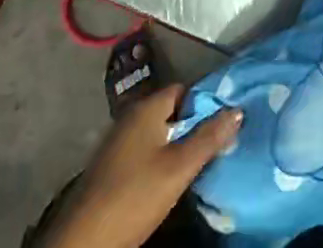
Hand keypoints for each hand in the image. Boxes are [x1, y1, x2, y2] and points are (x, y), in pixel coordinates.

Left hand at [42, 85, 242, 247]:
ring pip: (159, 132)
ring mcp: (120, 141)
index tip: (226, 118)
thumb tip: (237, 109)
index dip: (205, 101)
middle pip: (171, 111)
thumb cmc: (135, 195)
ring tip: (204, 160)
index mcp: (146, 109)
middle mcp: (131, 117)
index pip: (183, 89)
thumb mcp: (179, 168)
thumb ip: (208, 138)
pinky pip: (147, 149)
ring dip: (179, 143)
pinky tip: (175, 176)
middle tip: (220, 141)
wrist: (85, 239)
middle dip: (194, 123)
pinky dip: (163, 157)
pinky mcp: (114, 165)